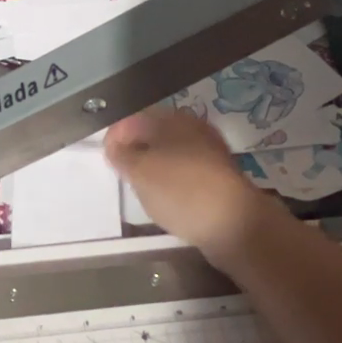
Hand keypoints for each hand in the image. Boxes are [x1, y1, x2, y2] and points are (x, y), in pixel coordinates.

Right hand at [103, 106, 288, 260]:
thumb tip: (116, 146)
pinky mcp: (219, 175)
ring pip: (170, 152)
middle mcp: (192, 127)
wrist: (235, 224)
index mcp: (171, 118)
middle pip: (153, 133)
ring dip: (153, 166)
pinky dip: (172, 180)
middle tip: (122, 174)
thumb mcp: (139, 172)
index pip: (132, 118)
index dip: (114, 136)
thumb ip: (121, 155)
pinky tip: (168, 197)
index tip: (106, 159)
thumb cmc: (180, 191)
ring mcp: (209, 150)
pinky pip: (186, 170)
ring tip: (143, 188)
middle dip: (134, 151)